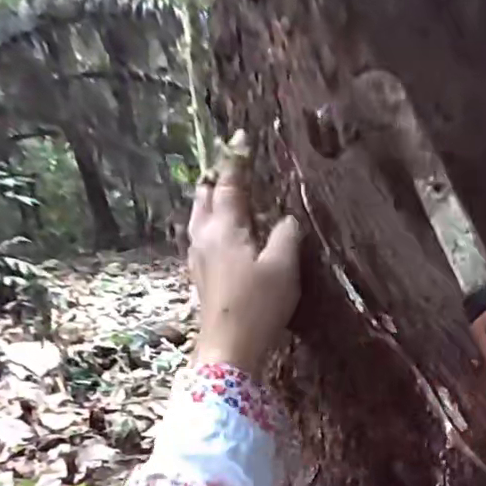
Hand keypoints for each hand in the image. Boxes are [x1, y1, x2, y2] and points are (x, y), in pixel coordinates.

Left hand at [188, 130, 303, 371]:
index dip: (237, 160)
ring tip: (219, 192)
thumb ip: (286, 236)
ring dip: (210, 199)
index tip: (241, 138)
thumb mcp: (283, 267)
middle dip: (217, 177)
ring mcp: (198, 256)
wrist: (230, 347)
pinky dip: (210, 222)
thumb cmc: (258, 305)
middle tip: (228, 165)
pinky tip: (218, 233)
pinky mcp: (201, 276)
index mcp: (225, 227)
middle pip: (206, 195)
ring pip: (199, 215)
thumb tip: (287, 220)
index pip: (230, 183)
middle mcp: (205, 235)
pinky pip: (201, 236)